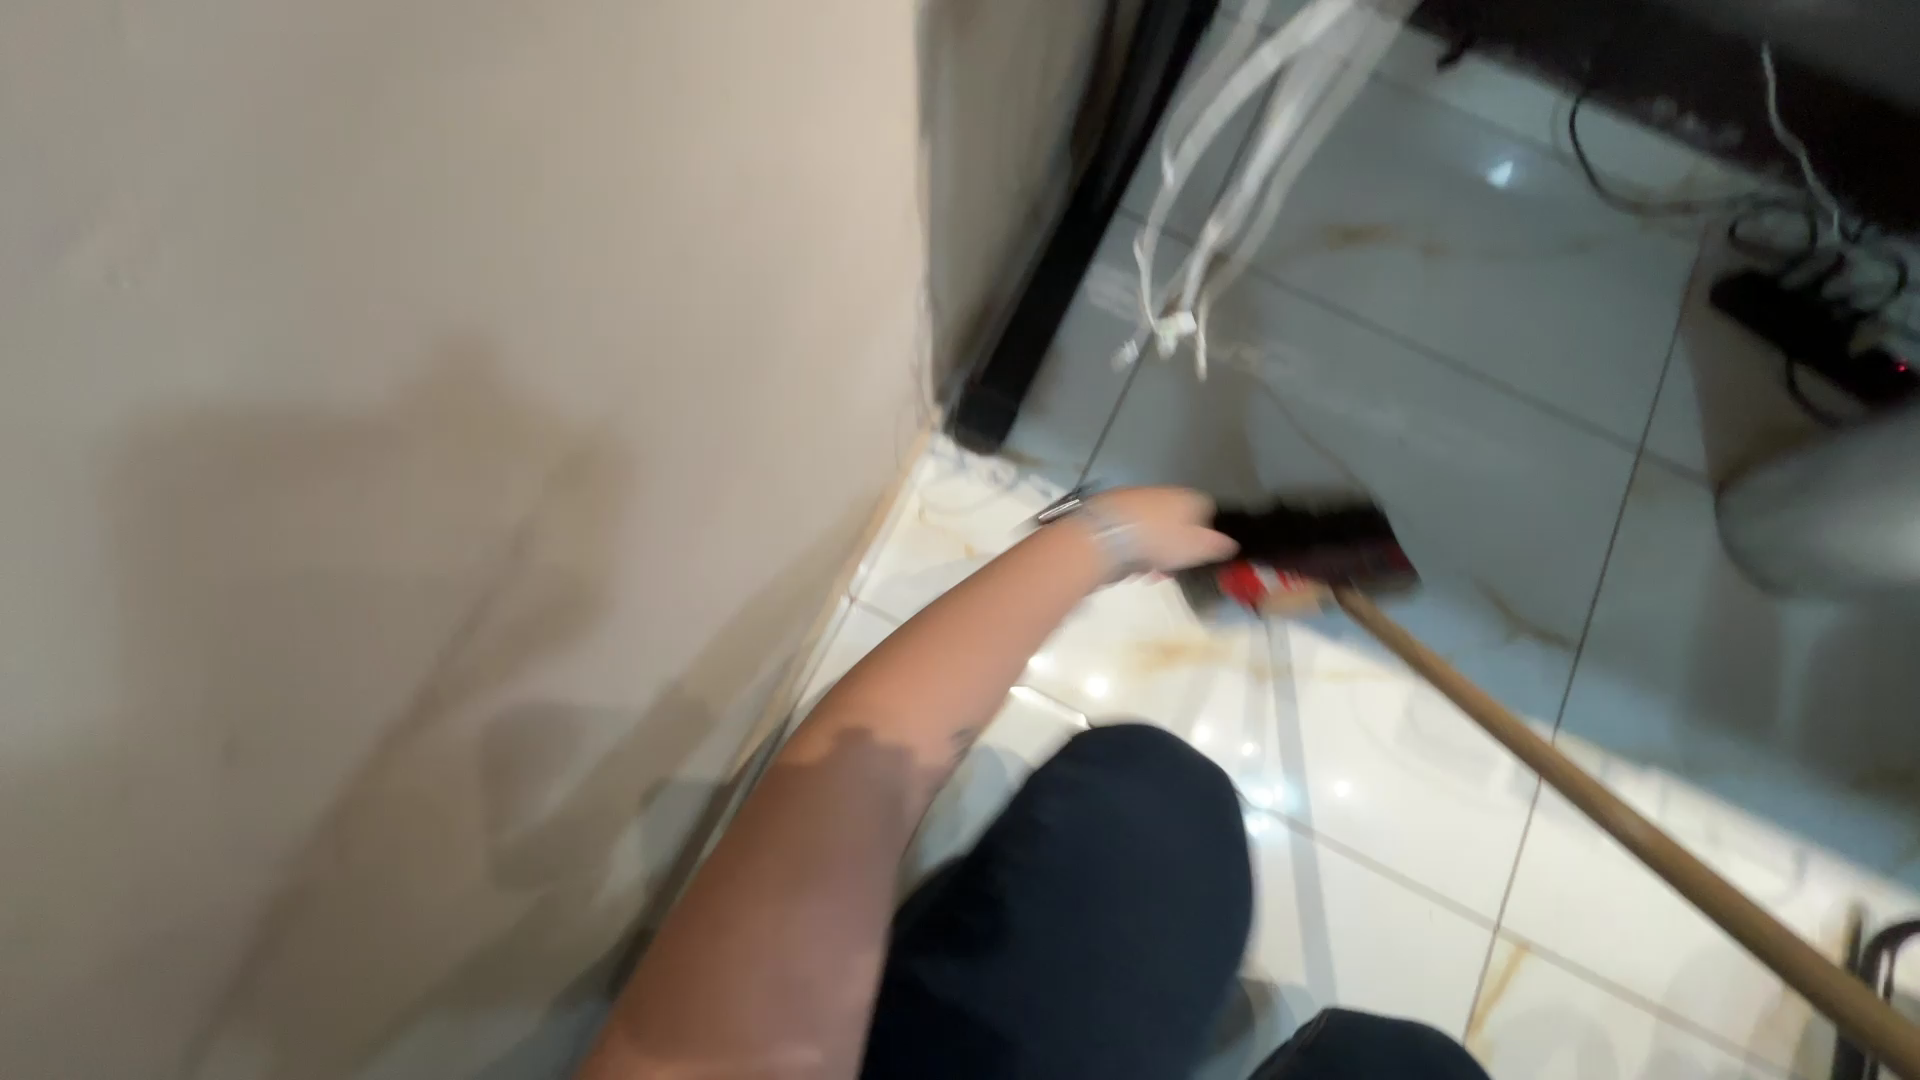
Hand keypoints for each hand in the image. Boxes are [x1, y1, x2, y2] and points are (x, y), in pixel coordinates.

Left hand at [1082, 487, 1237, 573]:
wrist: (1107, 533)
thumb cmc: (1160, 540)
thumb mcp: (1199, 548)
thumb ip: (1218, 546)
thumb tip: (1230, 544)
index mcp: (1189, 498)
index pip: (1207, 511)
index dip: (1205, 537)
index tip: (1198, 557)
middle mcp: (1163, 493)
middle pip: (1176, 522)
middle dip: (1174, 549)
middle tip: (1170, 570)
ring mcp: (1135, 500)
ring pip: (1152, 530)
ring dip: (1152, 552)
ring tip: (1147, 572)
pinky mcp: (1111, 510)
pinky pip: (1129, 533)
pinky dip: (1132, 549)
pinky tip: (1127, 565)